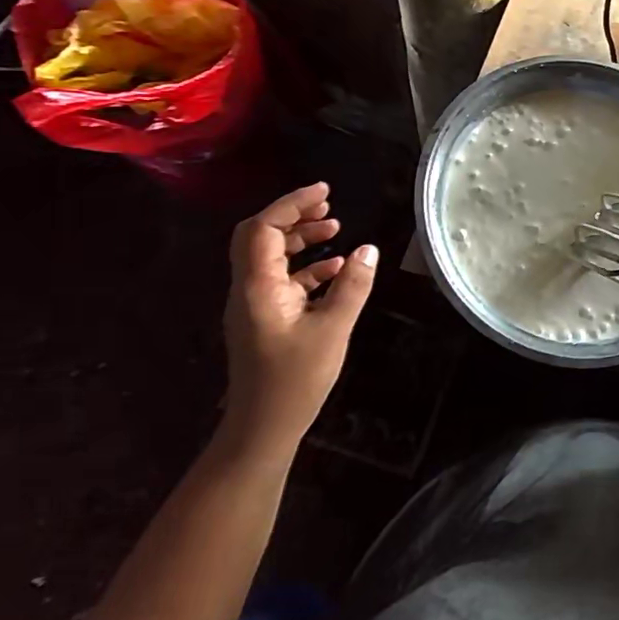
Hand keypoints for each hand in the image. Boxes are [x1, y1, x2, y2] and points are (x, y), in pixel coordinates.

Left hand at [222, 183, 377, 452]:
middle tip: (329, 206)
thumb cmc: (296, 379)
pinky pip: (283, 280)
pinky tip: (336, 269)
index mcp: (258, 287)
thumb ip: (352, 286)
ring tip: (336, 231)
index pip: (264, 229)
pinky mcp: (265, 318)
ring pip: (271, 257)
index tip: (324, 192)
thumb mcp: (333, 329)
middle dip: (293, 216)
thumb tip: (369, 249)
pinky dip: (307, 268)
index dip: (291, 204)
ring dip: (301, 240)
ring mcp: (255, 304)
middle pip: (261, 237)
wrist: (264, 427)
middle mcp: (249, 289)